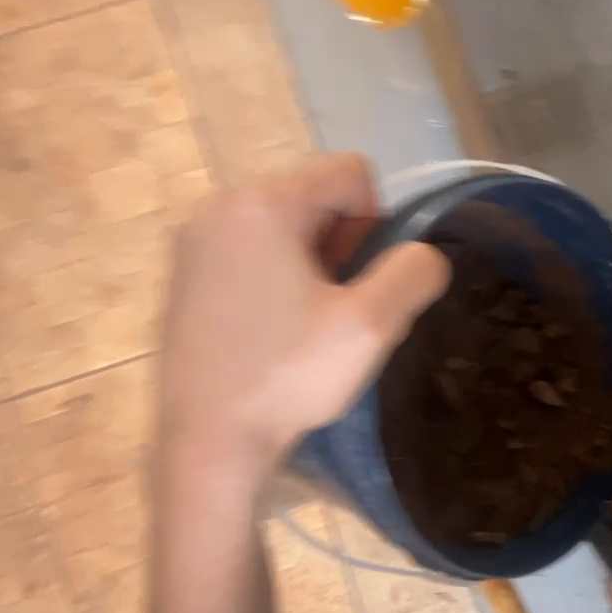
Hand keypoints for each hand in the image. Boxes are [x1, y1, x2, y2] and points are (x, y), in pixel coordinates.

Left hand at [158, 154, 449, 475]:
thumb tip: (425, 255)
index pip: (350, 173)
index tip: (367, 280)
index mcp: (261, 205)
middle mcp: (218, 208)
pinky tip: (279, 331)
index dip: (380, 221)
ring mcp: (194, 242)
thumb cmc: (289, 375)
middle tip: (341, 310)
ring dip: (317, 265)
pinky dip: (282, 279)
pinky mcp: (186, 277)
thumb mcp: (371, 325)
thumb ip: (413, 274)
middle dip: (345, 245)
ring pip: (288, 228)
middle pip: (316, 198)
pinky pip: (255, 253)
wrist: (208, 440)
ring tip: (312, 325)